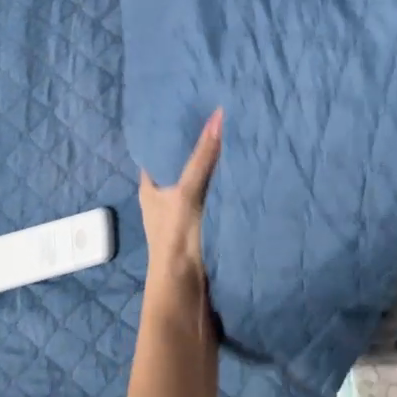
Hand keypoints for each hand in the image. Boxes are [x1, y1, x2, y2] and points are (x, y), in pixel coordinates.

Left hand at [137, 108, 221, 329]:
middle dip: (201, 143)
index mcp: (150, 188)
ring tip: (240, 134)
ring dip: (217, 164)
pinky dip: (228, 182)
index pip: (160, 150)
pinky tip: (245, 167)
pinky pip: (218, 193)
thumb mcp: (188, 192)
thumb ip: (203, 156)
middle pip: (183, 163)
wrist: (187, 291)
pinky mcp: (206, 223)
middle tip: (226, 113)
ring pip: (202, 178)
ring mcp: (187, 211)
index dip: (173, 129)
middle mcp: (166, 197)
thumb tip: (219, 114)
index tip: (196, 105)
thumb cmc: (176, 239)